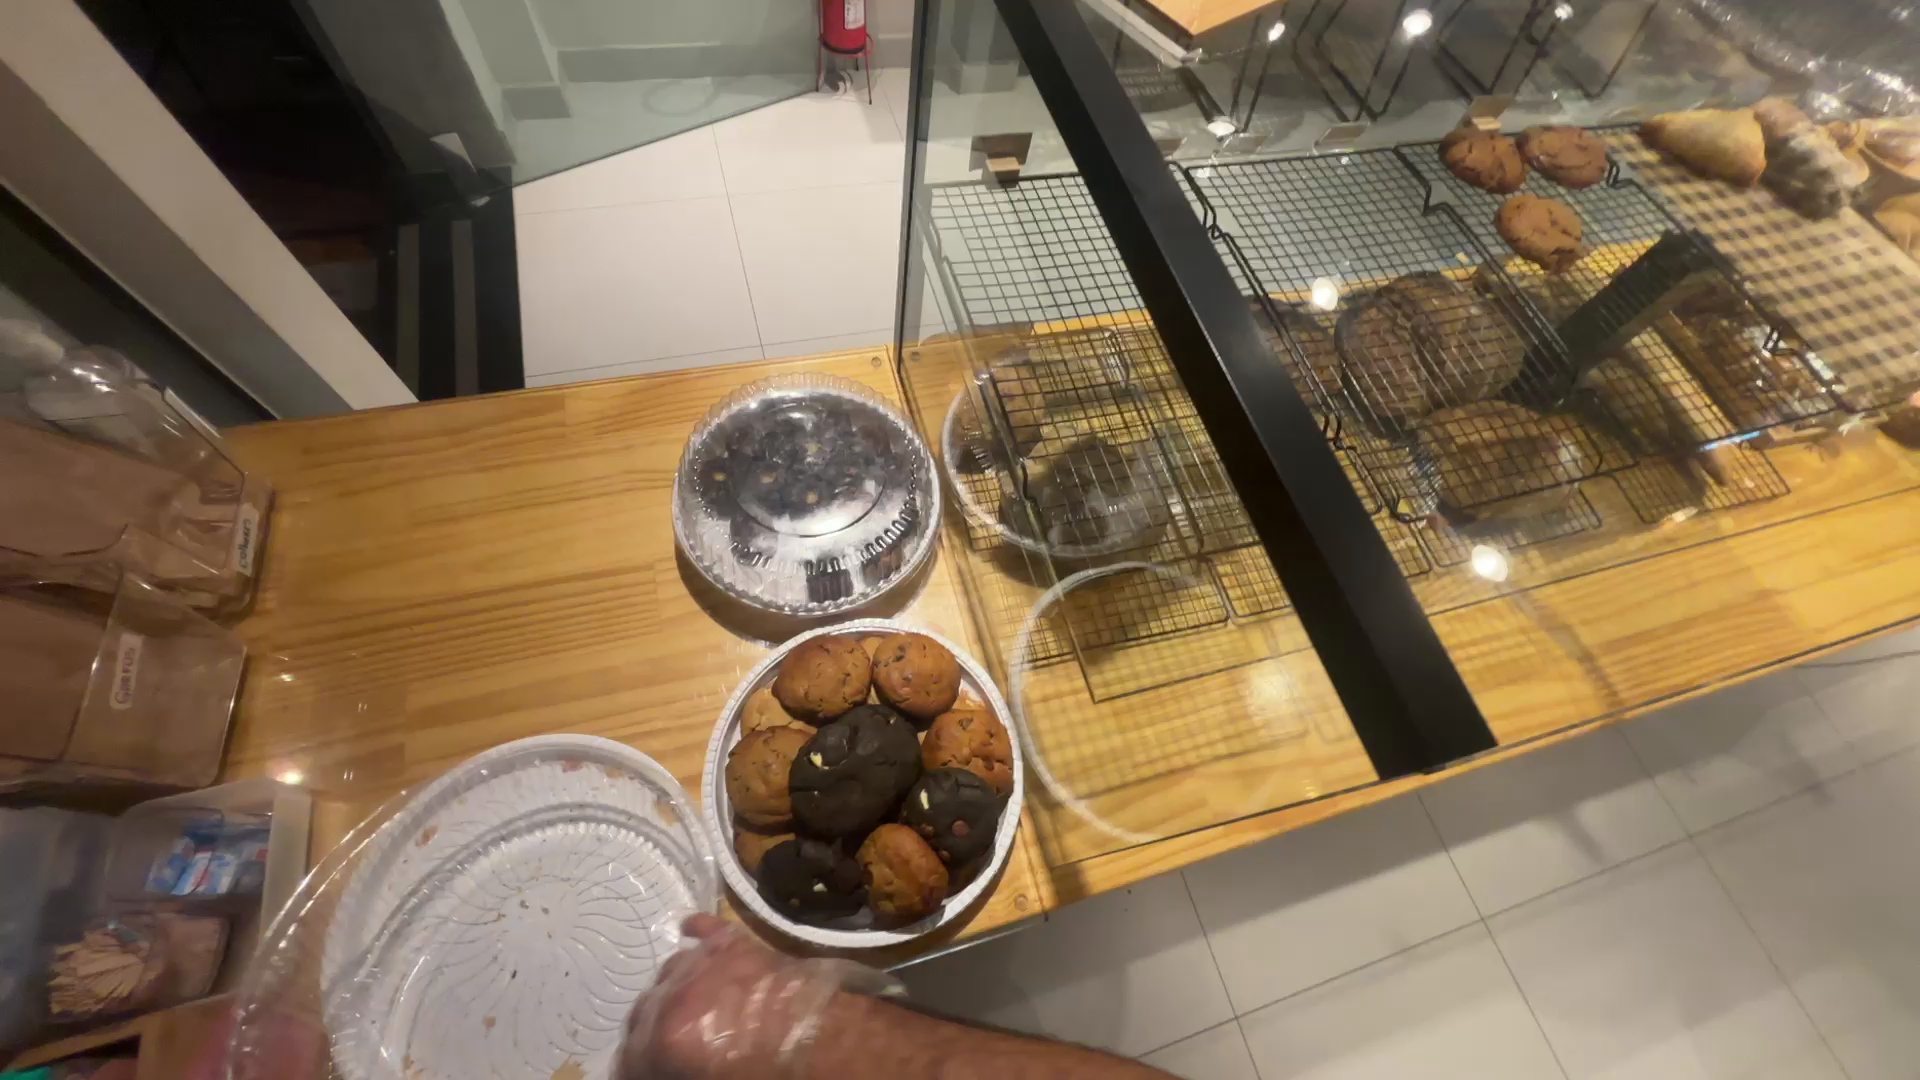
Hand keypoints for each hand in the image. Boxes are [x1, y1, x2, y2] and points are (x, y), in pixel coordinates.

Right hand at [618, 914, 844, 1079]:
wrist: (819, 1040)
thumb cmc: (765, 1076)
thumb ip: (675, 1071)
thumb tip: (666, 1068)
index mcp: (666, 1040)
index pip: (629, 1059)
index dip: (636, 1071)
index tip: (647, 1073)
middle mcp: (678, 995)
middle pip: (645, 1012)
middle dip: (649, 1034)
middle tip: (667, 1051)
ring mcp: (709, 964)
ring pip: (671, 971)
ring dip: (672, 991)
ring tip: (684, 1009)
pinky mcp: (738, 945)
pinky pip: (708, 929)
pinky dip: (697, 930)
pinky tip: (688, 928)